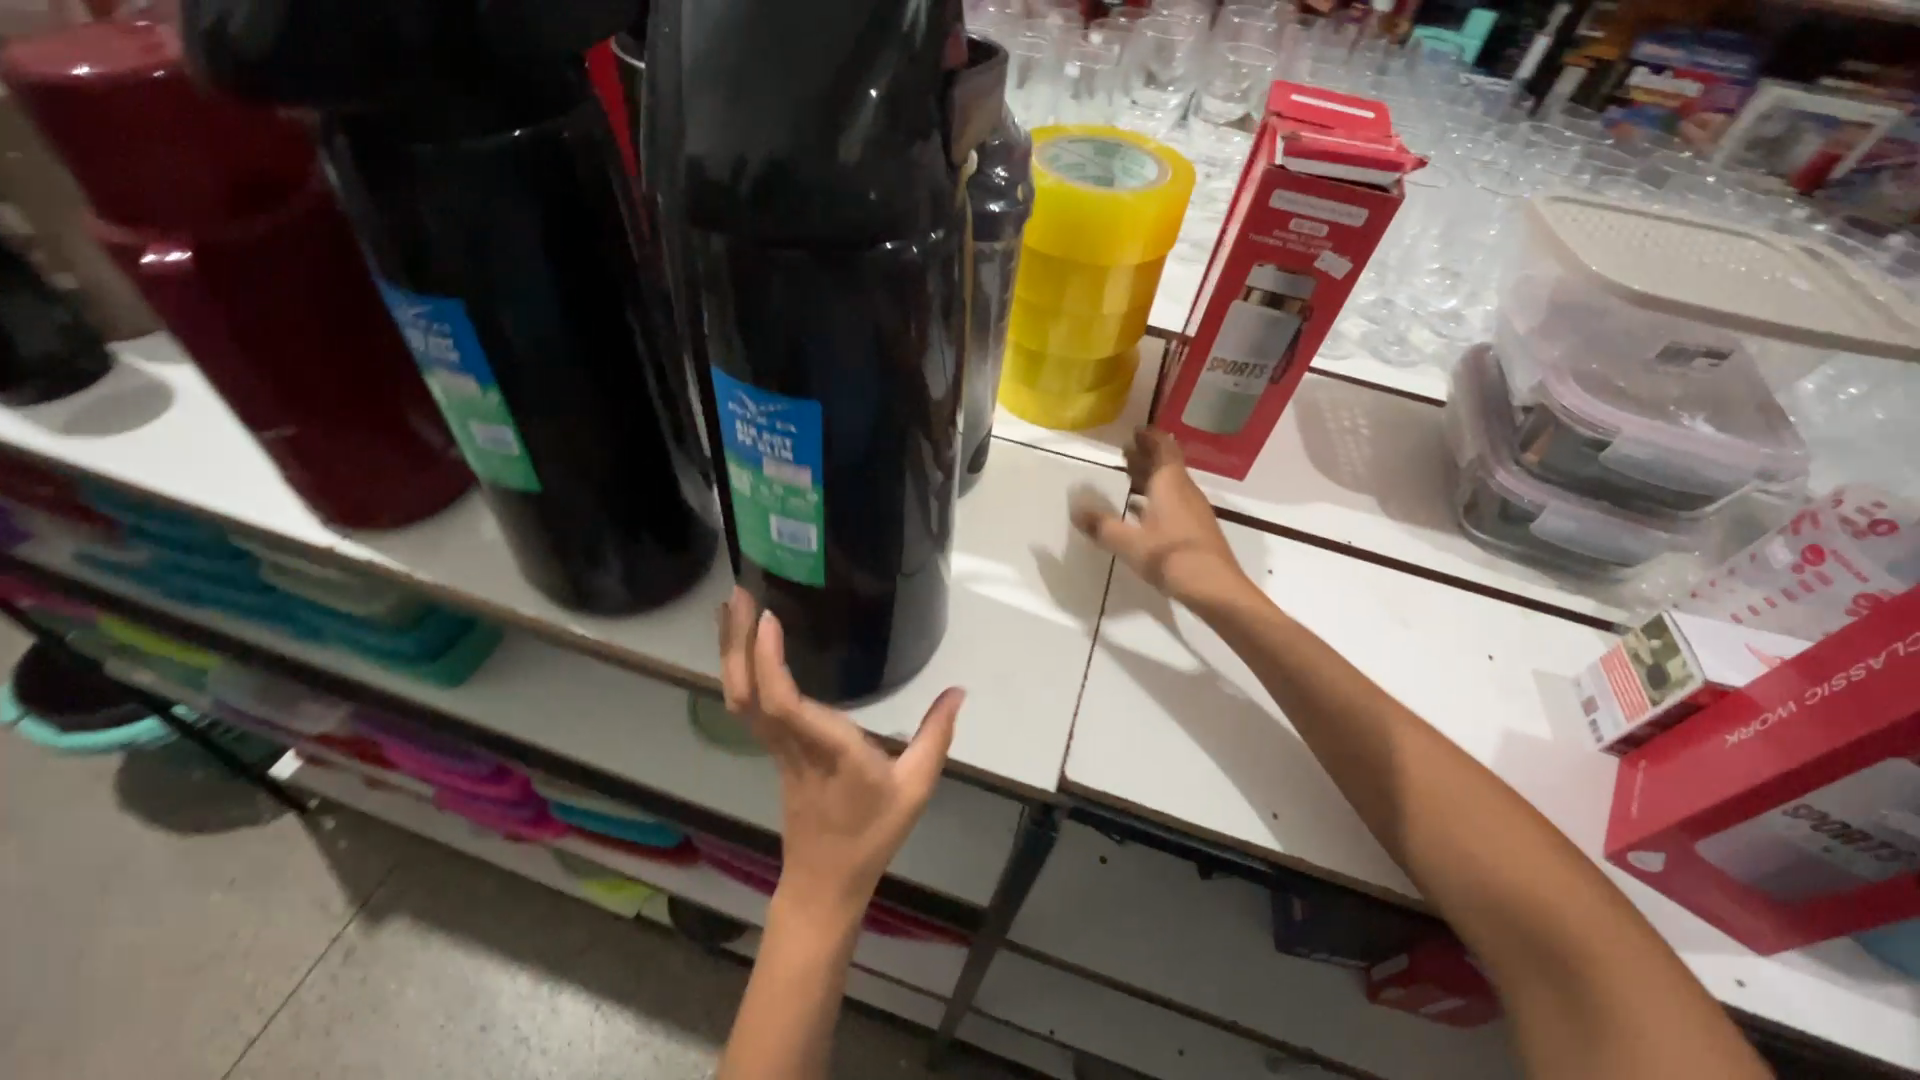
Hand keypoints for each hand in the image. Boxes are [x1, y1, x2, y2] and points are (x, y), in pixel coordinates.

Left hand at [718, 588, 963, 924]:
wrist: (826, 879)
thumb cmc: (872, 833)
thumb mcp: (916, 787)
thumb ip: (936, 736)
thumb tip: (957, 691)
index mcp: (828, 751)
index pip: (784, 706)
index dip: (768, 663)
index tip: (770, 620)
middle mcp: (793, 745)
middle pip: (747, 695)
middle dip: (738, 644)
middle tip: (740, 593)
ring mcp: (776, 749)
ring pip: (739, 700)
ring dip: (731, 652)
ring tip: (732, 606)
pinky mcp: (772, 751)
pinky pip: (746, 707)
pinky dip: (738, 670)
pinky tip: (742, 646)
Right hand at [1070, 427, 1248, 604]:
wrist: (1216, 589)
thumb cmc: (1172, 559)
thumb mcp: (1130, 544)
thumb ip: (1102, 526)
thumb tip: (1076, 509)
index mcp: (1170, 485)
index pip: (1163, 448)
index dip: (1150, 438)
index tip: (1134, 432)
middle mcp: (1185, 491)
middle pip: (1167, 465)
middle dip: (1146, 456)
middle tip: (1124, 453)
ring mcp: (1194, 511)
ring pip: (1171, 484)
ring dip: (1152, 477)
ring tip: (1129, 478)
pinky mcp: (1196, 529)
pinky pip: (1175, 502)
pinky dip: (1157, 498)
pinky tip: (1143, 512)